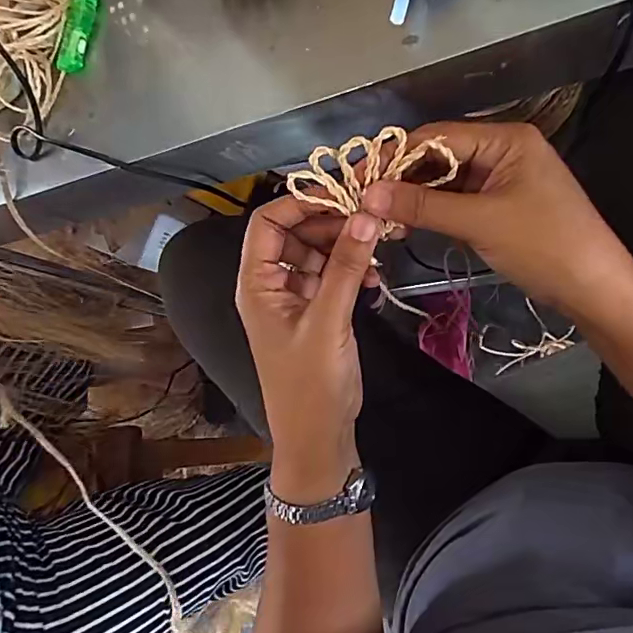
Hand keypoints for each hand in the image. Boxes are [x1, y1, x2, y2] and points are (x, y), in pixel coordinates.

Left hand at [233, 196, 382, 499]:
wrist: (318, 436)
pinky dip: (351, 270)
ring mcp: (293, 298)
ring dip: (345, 247)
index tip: (343, 195)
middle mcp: (270, 284)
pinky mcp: (315, 311)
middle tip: (369, 221)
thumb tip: (366, 214)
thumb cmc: (311, 383)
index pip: (268, 222)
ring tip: (376, 252)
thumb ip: (347, 266)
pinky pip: (330, 275)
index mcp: (257, 283)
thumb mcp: (329, 321)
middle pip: (295, 233)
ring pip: (316, 253)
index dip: (301, 203)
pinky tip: (374, 277)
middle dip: (330, 224)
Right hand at [363, 121, 632, 314]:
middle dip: (403, 177)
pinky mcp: (501, 203)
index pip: (437, 136)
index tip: (359, 178)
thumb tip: (370, 193)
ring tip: (380, 215)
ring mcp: (503, 177)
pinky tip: (407, 223)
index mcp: (507, 139)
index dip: (396, 156)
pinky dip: (434, 209)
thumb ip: (423, 205)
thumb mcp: (480, 222)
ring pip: (446, 178)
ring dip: (415, 195)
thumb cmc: (545, 246)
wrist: (594, 287)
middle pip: (440, 155)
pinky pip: (458, 198)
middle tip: (364, 199)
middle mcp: (504, 149)